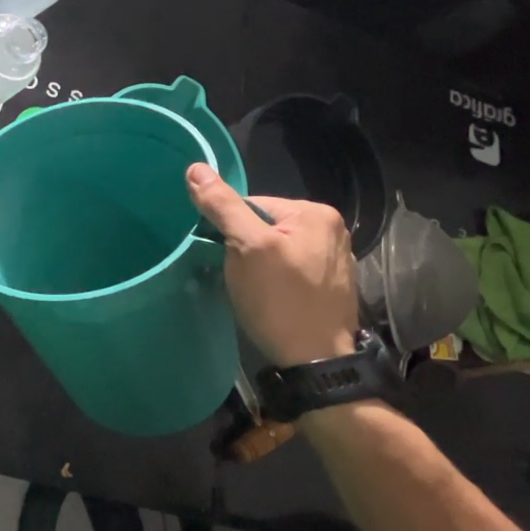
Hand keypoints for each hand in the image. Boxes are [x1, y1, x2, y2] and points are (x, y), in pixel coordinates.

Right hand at [186, 162, 359, 366]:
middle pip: (263, 224)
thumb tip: (196, 168)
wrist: (315, 363)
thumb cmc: (280, 301)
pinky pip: (288, 267)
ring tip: (253, 289)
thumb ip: (223, 206)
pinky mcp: (329, 284)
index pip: (251, 204)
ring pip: (273, 247)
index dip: (230, 228)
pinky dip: (273, 278)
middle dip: (243, 246)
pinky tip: (270, 297)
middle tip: (239, 275)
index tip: (227, 256)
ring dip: (255, 263)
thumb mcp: (246, 247)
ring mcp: (333, 258)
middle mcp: (331, 228)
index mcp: (315, 212)